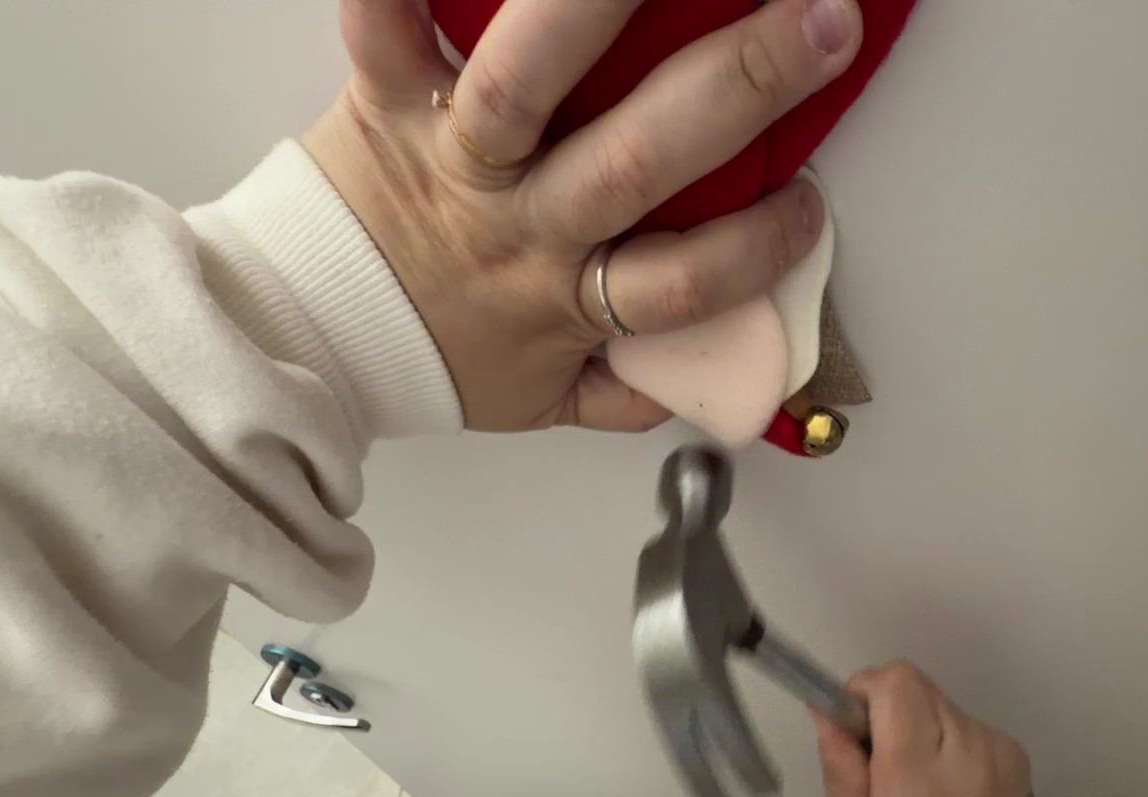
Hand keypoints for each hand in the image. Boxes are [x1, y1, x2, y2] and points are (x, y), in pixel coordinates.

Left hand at [301, 0, 862, 431]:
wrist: (325, 342)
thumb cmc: (443, 362)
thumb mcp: (546, 404)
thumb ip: (623, 398)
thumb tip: (691, 388)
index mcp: (565, 304)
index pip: (681, 282)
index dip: (754, 252)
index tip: (806, 212)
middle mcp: (521, 226)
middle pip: (639, 162)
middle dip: (740, 92)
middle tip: (823, 30)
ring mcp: (454, 159)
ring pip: (526, 78)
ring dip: (595, 5)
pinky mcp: (384, 105)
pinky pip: (381, 26)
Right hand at [814, 663, 1041, 796]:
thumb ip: (840, 772)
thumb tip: (825, 710)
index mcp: (919, 783)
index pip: (894, 686)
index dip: (863, 691)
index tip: (854, 727)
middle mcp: (967, 757)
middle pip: (914, 684)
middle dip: (885, 707)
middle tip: (879, 759)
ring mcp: (998, 752)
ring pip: (937, 701)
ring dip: (916, 725)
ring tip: (917, 781)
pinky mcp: (1016, 753)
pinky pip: (963, 721)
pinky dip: (944, 739)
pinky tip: (947, 786)